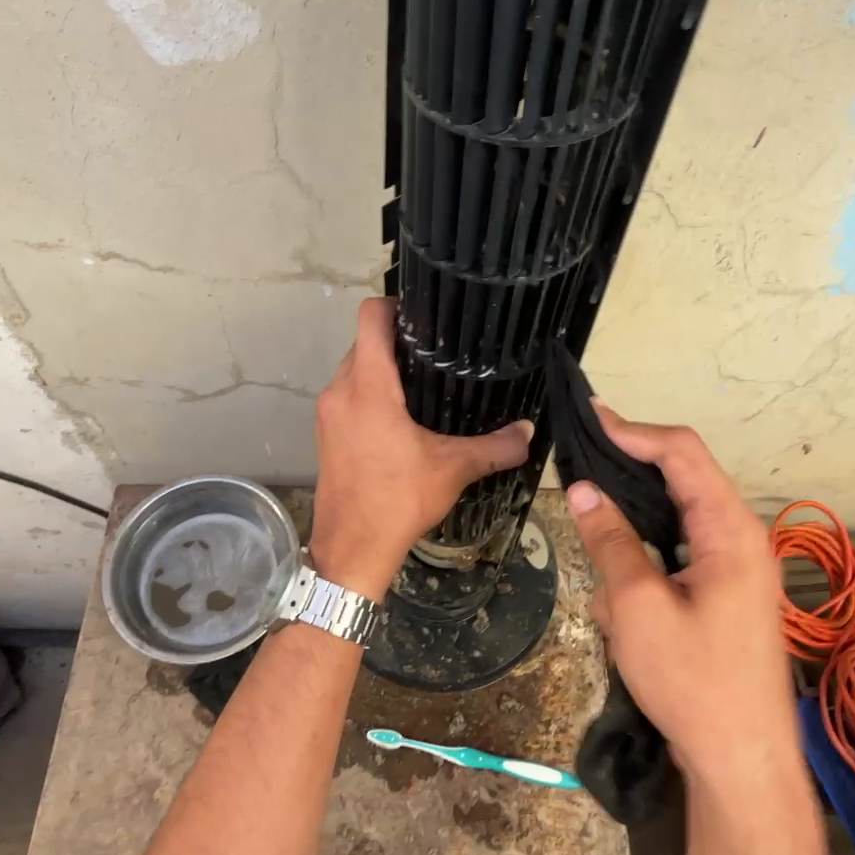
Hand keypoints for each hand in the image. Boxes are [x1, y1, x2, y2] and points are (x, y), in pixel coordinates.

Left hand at [310, 298, 533, 600]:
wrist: (352, 550)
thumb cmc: (398, 500)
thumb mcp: (452, 469)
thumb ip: (494, 446)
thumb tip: (529, 432)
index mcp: (367, 386)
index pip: (371, 317)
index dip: (396, 304)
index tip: (427, 313)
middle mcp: (340, 391)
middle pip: (363, 343)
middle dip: (396, 341)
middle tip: (436, 350)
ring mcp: (327, 414)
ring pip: (354, 371)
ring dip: (382, 370)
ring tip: (423, 381)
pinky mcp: (325, 434)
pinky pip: (347, 396)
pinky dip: (369, 394)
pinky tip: (401, 415)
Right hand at [564, 402, 796, 784]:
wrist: (739, 758)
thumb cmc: (692, 680)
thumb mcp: (637, 606)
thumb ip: (610, 540)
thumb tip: (583, 489)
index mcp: (730, 530)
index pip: (682, 453)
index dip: (634, 430)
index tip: (589, 418)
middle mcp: (739, 538)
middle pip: (680, 480)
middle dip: (627, 475)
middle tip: (578, 466)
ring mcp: (733, 568)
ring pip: (671, 524)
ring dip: (630, 534)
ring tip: (593, 555)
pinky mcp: (721, 594)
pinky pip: (673, 558)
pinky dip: (640, 567)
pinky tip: (614, 602)